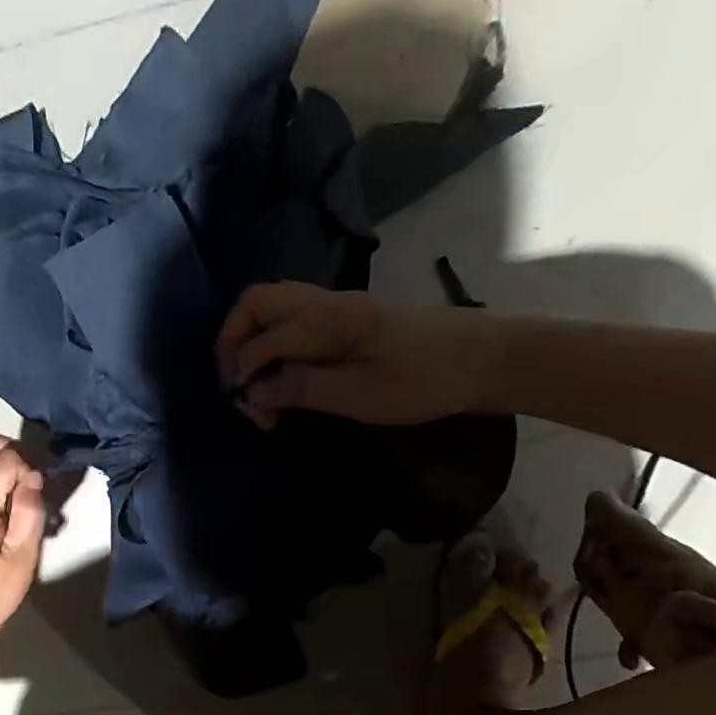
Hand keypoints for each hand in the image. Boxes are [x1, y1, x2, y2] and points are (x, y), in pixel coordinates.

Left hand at [0, 432, 45, 656]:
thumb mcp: (22, 553)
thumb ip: (30, 508)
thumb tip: (35, 475)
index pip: (5, 457)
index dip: (29, 467)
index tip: (40, 492)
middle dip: (8, 450)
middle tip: (30, 478)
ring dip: (0, 463)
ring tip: (23, 492)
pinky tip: (11, 504)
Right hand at [214, 282, 491, 426]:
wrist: (482, 358)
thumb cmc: (425, 381)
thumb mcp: (362, 396)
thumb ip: (303, 388)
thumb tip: (253, 390)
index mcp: (326, 321)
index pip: (260, 339)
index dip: (243, 376)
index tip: (251, 412)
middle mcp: (323, 302)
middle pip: (254, 303)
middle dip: (233, 343)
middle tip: (239, 386)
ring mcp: (335, 303)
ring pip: (271, 304)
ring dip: (252, 338)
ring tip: (258, 382)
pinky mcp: (346, 314)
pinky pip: (291, 314)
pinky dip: (273, 338)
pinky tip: (284, 371)